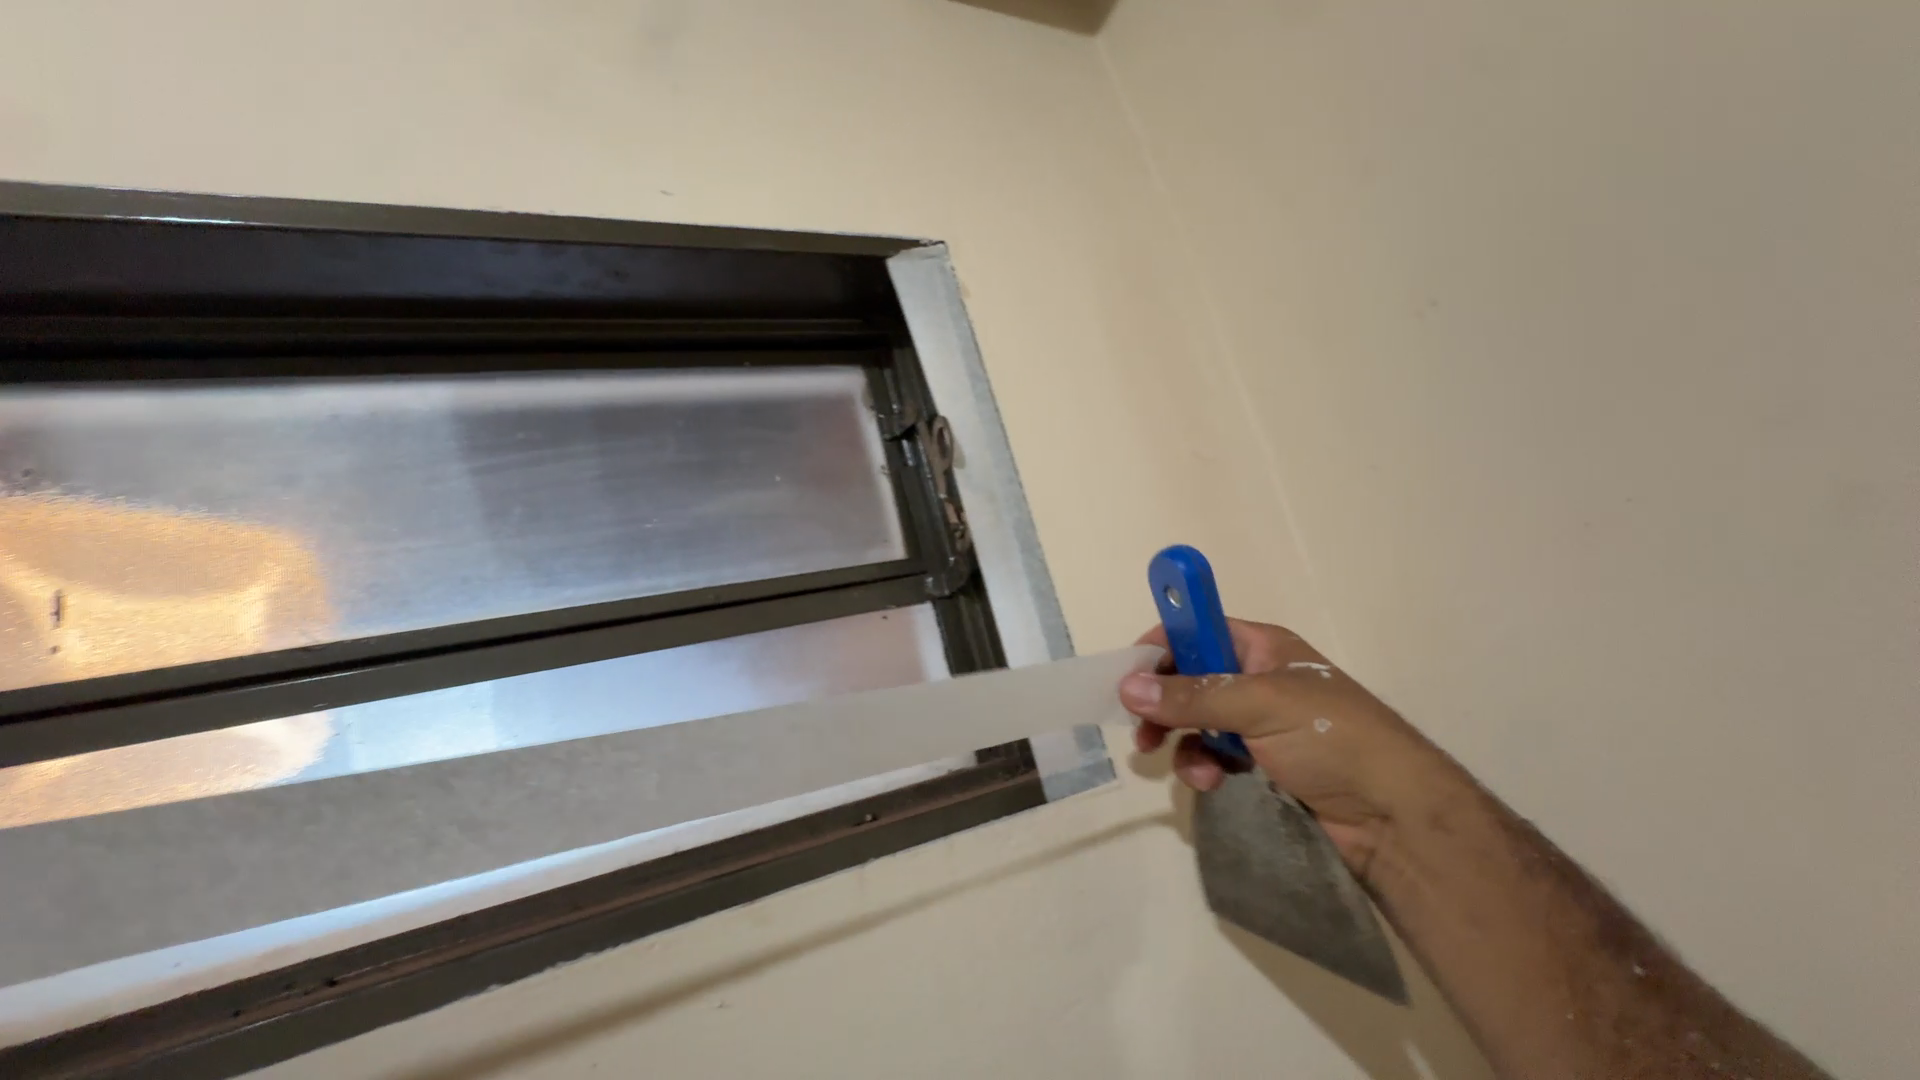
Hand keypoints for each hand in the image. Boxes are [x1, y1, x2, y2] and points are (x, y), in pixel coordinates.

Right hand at [1119, 618, 1451, 877]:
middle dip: (1163, 703)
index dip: (1160, 647)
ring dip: (1182, 741)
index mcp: (1262, 647)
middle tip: (1139, 729)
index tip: (1126, 677)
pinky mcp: (1264, 759)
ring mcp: (1262, 721)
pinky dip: (1205, 765)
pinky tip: (1210, 783)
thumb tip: (1126, 686)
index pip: (1196, 630)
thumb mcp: (1259, 706)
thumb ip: (1192, 695)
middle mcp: (1258, 677)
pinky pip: (1215, 752)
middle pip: (1190, 677)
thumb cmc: (1332, 739)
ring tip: (1187, 770)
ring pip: (1198, 720)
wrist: (1395, 813)